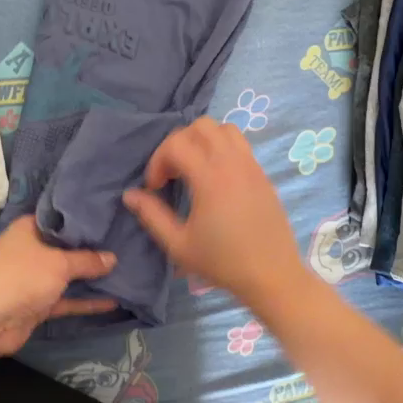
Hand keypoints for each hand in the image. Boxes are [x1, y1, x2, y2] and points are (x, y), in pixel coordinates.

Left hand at [0, 217, 118, 356]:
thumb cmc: (20, 277)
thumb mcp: (58, 264)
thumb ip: (87, 260)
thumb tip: (112, 257)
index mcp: (29, 229)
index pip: (61, 218)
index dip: (86, 218)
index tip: (114, 217)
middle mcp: (31, 249)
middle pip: (67, 247)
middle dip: (94, 249)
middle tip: (128, 243)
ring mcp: (34, 278)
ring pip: (68, 275)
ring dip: (92, 278)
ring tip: (128, 271)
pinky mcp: (38, 303)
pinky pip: (66, 299)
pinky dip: (85, 301)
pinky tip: (114, 301)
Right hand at [122, 118, 310, 309]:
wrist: (272, 276)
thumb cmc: (222, 262)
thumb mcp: (178, 244)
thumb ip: (151, 215)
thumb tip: (130, 195)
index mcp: (211, 178)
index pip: (176, 144)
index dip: (158, 161)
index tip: (155, 187)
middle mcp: (233, 163)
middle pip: (200, 127)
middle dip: (178, 144)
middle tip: (172, 173)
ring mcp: (251, 166)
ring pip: (223, 129)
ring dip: (202, 141)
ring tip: (194, 169)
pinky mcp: (262, 174)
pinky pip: (240, 144)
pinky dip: (221, 149)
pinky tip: (215, 178)